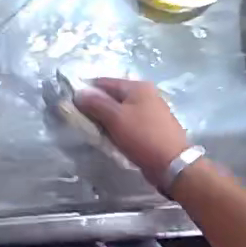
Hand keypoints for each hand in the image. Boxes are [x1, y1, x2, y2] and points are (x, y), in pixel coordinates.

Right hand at [73, 78, 192, 190]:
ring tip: (94, 129)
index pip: (103, 82)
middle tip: (82, 119)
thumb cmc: (142, 136)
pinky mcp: (152, 127)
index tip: (72, 103)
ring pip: (119, 110)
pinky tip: (111, 136)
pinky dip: (117, 127)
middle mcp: (146, 94)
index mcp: (137, 87)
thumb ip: (94, 103)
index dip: (86, 91)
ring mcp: (151, 111)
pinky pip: (128, 122)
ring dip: (106, 118)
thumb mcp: (114, 117)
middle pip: (112, 96)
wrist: (173, 164)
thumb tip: (78, 93)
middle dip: (96, 106)